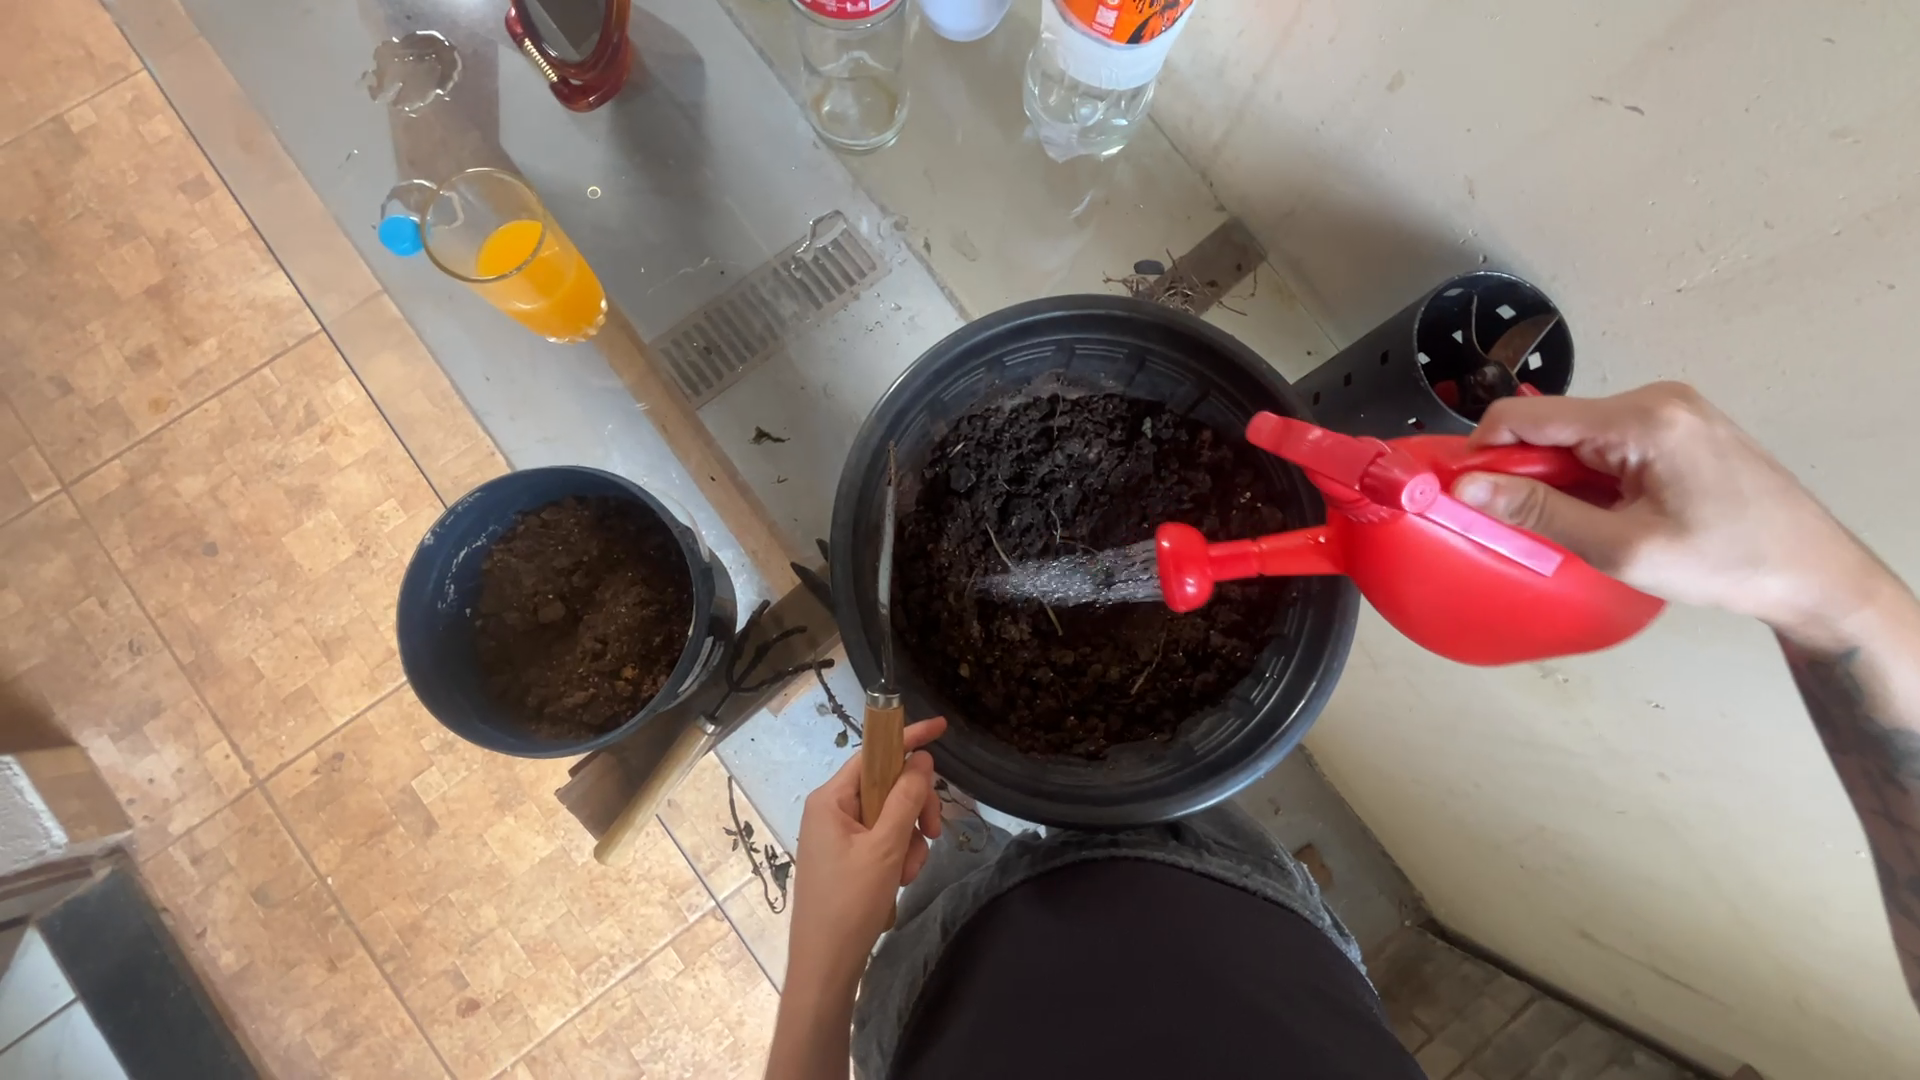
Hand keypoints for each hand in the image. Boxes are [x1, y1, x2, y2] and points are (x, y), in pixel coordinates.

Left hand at [787, 716, 946, 992]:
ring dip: (909, 839)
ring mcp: (840, 834)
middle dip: (915, 807)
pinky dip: (899, 854)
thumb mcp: (885, 848)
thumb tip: (920, 759)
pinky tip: (898, 881)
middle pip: (887, 785)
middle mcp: (833, 809)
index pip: (873, 753)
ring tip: (906, 872)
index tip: (941, 727)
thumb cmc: (849, 903)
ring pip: (891, 815)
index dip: (907, 737)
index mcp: (831, 799)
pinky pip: (884, 839)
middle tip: (934, 831)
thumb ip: (906, 799)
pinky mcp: (848, 857)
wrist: (825, 968)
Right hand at [1451, 382, 1895, 646]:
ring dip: (1552, 475)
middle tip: (1525, 519)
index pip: (1523, 416)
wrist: (1817, 575)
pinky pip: (1597, 440)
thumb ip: (1536, 511)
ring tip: (1576, 518)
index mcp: (1642, 420)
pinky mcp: (1672, 425)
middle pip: (1545, 425)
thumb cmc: (1725, 563)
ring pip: (1568, 434)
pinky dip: (1580, 473)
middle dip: (1521, 470)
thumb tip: (1464, 486)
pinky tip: (1600, 506)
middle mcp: (1653, 400)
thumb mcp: (1617, 545)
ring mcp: (1667, 410)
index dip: (1480, 452)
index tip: (1463, 492)